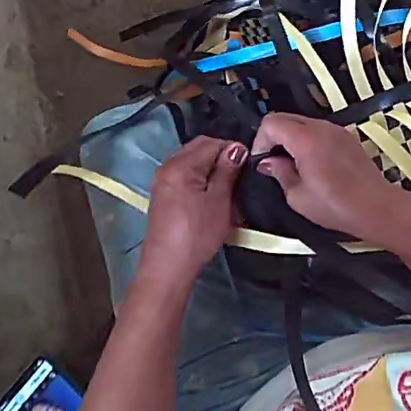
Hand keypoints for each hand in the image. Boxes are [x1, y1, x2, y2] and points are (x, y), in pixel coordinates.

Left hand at [138, 137, 247, 283]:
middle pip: (198, 149)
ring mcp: (162, 182)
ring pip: (191, 163)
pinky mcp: (162, 196)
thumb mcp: (219, 201)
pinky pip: (184, 177)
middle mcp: (167, 167)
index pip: (210, 142)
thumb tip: (236, 148)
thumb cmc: (197, 234)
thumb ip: (227, 171)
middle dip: (220, 157)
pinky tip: (212, 198)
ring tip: (228, 190)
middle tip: (240, 176)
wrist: (167, 267)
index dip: (232, 149)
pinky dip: (199, 181)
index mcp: (180, 165)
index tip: (248, 164)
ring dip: (210, 170)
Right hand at [250, 113, 407, 240]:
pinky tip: (311, 165)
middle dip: (273, 138)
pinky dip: (307, 141)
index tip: (262, 160)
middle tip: (272, 162)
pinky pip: (318, 130)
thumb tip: (269, 163)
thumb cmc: (339, 206)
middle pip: (285, 117)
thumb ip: (279, 173)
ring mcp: (336, 130)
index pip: (271, 123)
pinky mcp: (346, 138)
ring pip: (302, 123)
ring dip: (290, 139)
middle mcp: (322, 128)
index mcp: (306, 139)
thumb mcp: (297, 196)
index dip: (260, 141)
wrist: (377, 208)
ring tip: (292, 166)